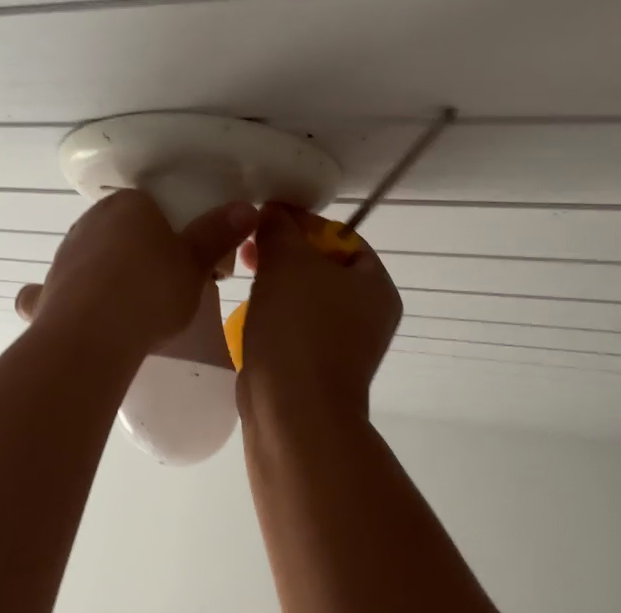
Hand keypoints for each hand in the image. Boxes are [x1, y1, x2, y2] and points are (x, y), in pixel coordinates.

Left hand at [16, 190, 258, 357]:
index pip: (154, 208)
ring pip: (94, 258)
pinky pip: (60, 289)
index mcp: (129, 204)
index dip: (175, 233)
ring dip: (108, 275)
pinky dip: (66, 298)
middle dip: (142, 253)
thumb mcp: (196, 264)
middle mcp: (92, 220)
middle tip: (169, 287)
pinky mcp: (49, 288)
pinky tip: (75, 313)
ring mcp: (66, 253)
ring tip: (133, 309)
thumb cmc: (151, 290)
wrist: (92, 334)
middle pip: (124, 231)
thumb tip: (245, 208)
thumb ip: (217, 234)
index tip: (192, 262)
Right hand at [237, 203, 400, 421]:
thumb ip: (280, 227)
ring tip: (243, 276)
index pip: (342, 236)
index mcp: (377, 286)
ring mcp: (344, 345)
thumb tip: (274, 211)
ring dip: (274, 282)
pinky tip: (248, 312)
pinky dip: (273, 314)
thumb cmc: (299, 327)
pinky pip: (294, 326)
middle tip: (248, 248)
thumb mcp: (286, 260)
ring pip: (305, 296)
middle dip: (283, 253)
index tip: (266, 221)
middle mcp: (369, 315)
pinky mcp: (316, 366)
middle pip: (322, 266)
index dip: (303, 223)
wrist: (292, 410)